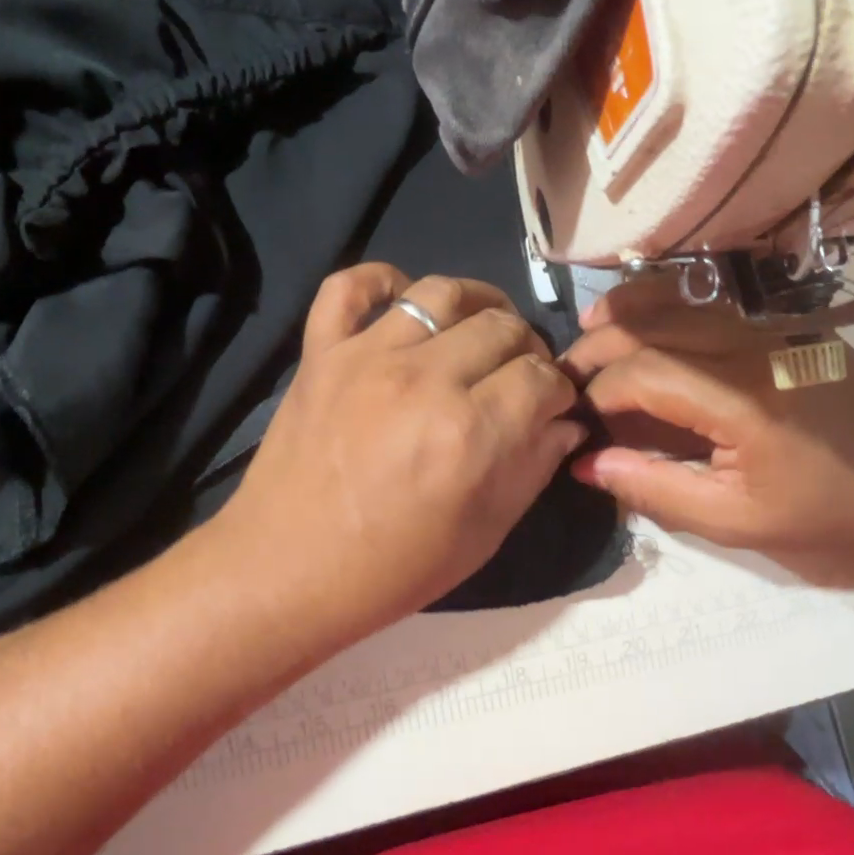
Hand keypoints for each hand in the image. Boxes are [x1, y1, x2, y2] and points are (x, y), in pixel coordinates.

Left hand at [213, 264, 585, 633]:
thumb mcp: (485, 532)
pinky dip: (383, 281)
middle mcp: (424, 379)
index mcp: (471, 431)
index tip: (554, 407)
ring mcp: (366, 357)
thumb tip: (566, 422)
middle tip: (520, 378)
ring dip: (479, 306)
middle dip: (528, 350)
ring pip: (441, 293)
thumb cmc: (396, 568)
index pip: (542, 377)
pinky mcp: (320, 352)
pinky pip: (350, 286)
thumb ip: (533, 467)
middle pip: (503, 327)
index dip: (560, 391)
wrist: (287, 573)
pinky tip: (405, 302)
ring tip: (482, 332)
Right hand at [560, 276, 853, 584]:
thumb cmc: (829, 513)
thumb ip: (654, 488)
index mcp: (736, 398)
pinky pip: (710, 306)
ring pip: (679, 302)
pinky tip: (651, 329)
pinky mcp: (786, 327)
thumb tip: (586, 462)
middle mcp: (748, 346)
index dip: (594, 394)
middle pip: (650, 324)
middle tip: (565, 379)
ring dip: (628, 317)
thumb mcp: (736, 520)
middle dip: (597, 348)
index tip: (571, 421)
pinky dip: (667, 311)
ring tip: (592, 338)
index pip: (638, 373)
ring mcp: (770, 328)